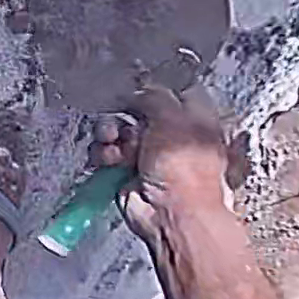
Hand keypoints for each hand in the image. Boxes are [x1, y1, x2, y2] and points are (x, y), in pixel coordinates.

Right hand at [93, 84, 233, 244]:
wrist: (169, 211)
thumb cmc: (184, 169)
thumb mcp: (173, 120)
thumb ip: (154, 98)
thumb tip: (137, 90)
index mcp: (195, 119)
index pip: (174, 91)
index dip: (154, 88)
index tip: (135, 87)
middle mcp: (170, 135)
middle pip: (138, 111)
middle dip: (124, 114)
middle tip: (122, 121)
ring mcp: (146, 153)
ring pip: (117, 131)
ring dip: (109, 135)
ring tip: (112, 144)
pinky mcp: (124, 170)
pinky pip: (104, 153)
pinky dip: (103, 154)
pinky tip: (110, 160)